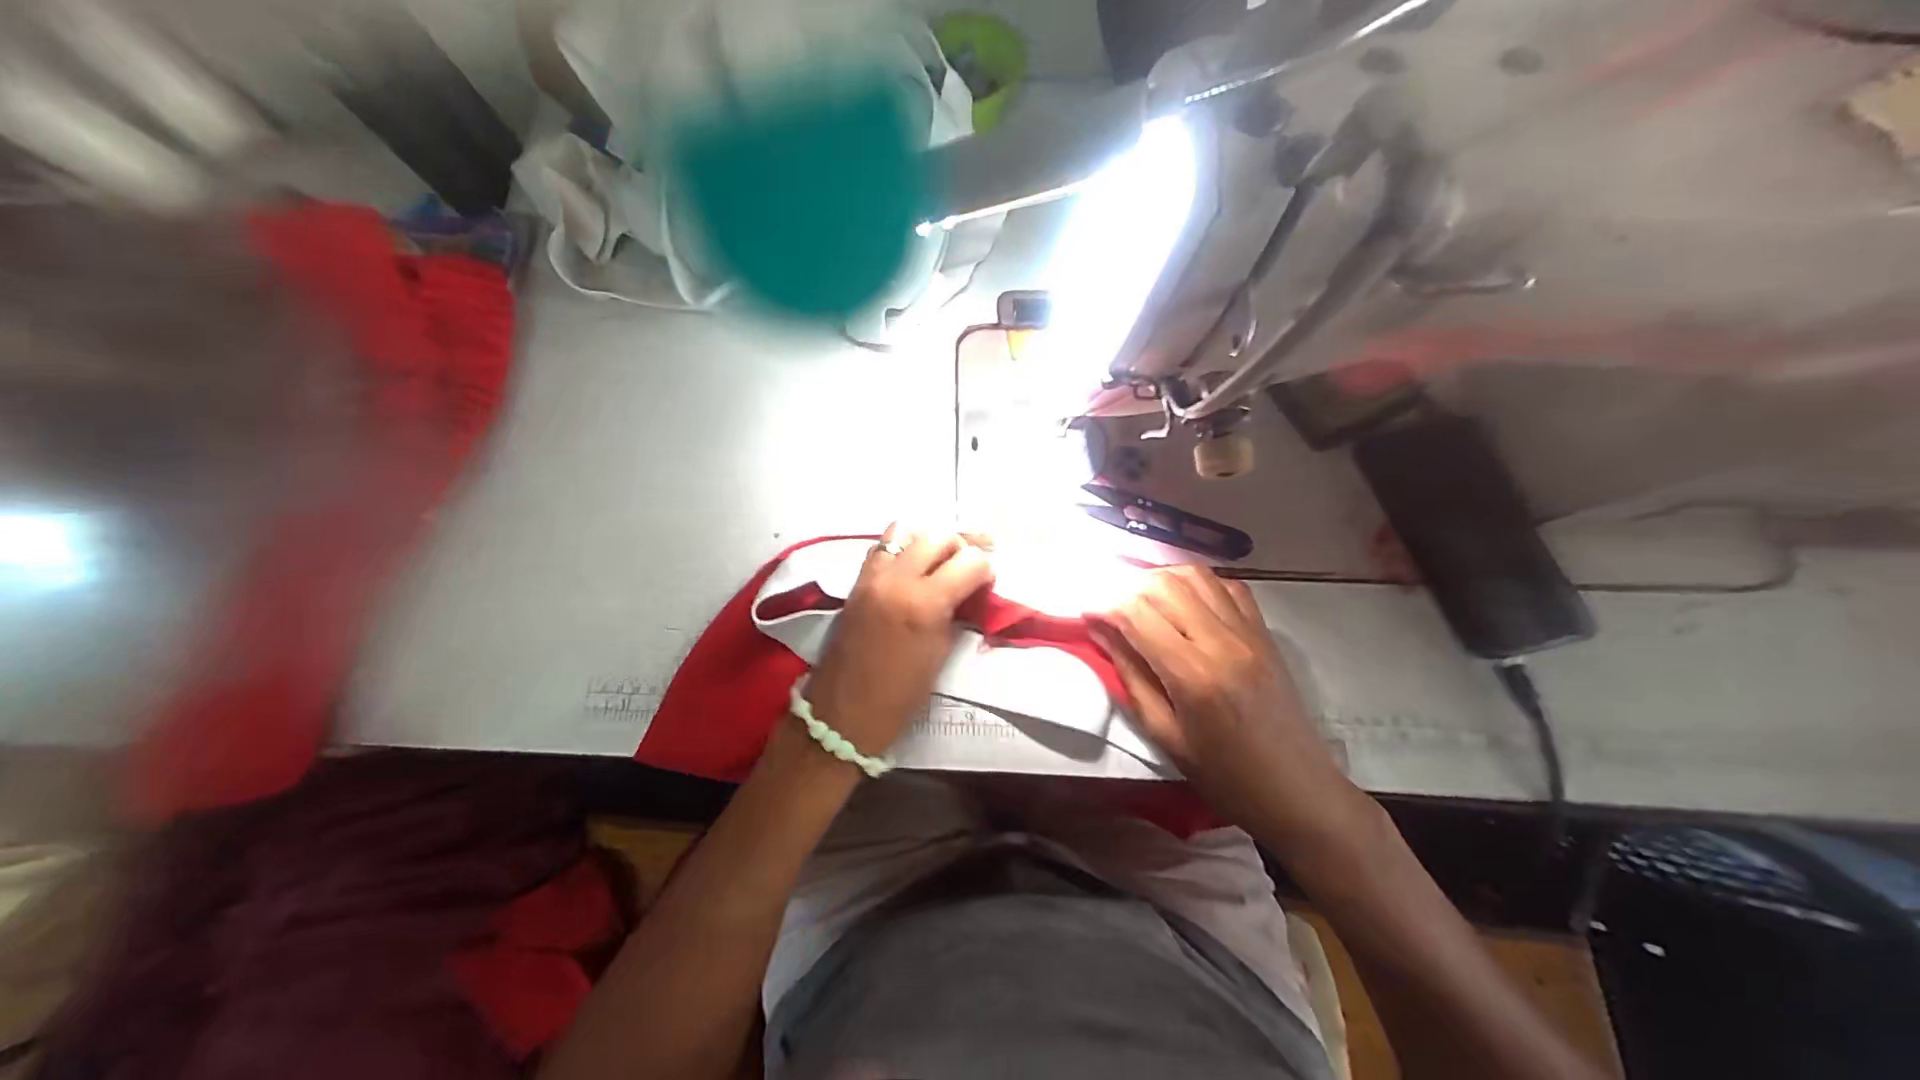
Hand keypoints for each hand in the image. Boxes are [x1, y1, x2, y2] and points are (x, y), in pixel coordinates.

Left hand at [799, 526, 993, 762]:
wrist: (844, 713)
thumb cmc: (901, 695)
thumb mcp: (941, 652)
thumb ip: (956, 612)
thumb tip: (969, 591)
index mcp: (924, 602)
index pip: (970, 561)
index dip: (984, 571)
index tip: (985, 586)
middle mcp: (897, 579)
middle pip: (939, 536)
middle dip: (959, 550)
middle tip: (965, 573)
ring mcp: (872, 576)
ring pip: (907, 532)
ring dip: (928, 544)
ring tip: (937, 566)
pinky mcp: (856, 582)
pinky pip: (882, 548)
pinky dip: (901, 550)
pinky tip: (910, 570)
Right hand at [1094, 566, 1358, 831]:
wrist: (1297, 791)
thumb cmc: (1224, 775)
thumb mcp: (1164, 735)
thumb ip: (1130, 675)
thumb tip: (1099, 629)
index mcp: (1194, 675)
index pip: (1137, 613)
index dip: (1104, 606)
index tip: (1087, 614)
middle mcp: (1223, 642)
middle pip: (1164, 584)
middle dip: (1128, 588)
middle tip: (1112, 609)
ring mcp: (1249, 632)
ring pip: (1195, 575)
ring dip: (1160, 580)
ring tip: (1142, 601)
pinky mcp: (1265, 632)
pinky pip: (1227, 586)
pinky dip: (1198, 585)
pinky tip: (1184, 604)